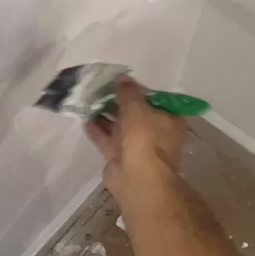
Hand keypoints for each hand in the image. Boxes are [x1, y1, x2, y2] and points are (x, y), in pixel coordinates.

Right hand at [83, 76, 186, 203]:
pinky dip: (98, 131)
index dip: (138, 91)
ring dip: (105, 116)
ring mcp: (137, 147)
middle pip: (135, 113)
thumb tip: (122, 77)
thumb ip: (128, 92)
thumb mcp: (138, 108)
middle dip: (117, 103)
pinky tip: (85, 120)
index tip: (121, 82)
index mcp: (169, 121)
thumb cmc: (145, 139)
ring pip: (119, 127)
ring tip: (89, 102)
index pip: (154, 100)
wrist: (137, 179)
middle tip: (100, 90)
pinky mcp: (120, 158)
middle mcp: (155, 133)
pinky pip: (108, 140)